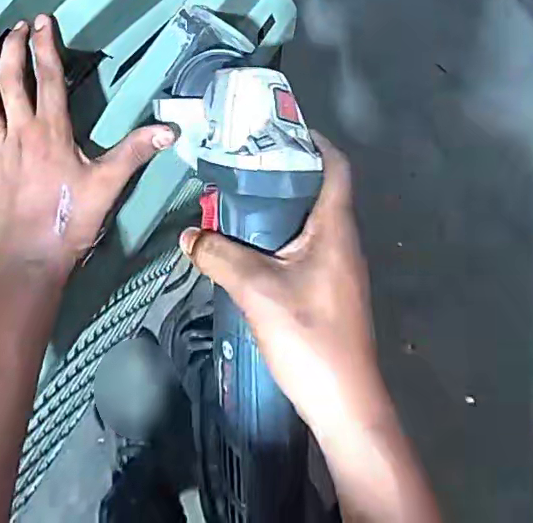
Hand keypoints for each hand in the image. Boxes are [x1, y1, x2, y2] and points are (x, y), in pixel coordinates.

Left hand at [0, 14, 175, 280]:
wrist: (31, 260)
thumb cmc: (72, 219)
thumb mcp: (109, 182)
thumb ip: (136, 150)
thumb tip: (170, 129)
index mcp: (51, 129)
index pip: (48, 77)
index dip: (45, 45)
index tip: (42, 20)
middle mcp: (20, 132)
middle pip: (11, 81)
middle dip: (13, 49)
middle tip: (16, 27)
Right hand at [178, 132, 385, 439]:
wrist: (345, 405)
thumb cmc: (310, 336)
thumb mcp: (257, 290)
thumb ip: (219, 256)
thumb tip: (188, 235)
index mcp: (335, 227)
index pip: (336, 166)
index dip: (314, 141)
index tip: (279, 127)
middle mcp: (341, 238)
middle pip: (319, 187)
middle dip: (284, 169)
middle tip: (244, 158)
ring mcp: (337, 264)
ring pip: (309, 217)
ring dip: (279, 203)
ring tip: (239, 194)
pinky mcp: (328, 286)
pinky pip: (304, 242)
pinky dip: (279, 231)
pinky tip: (249, 241)